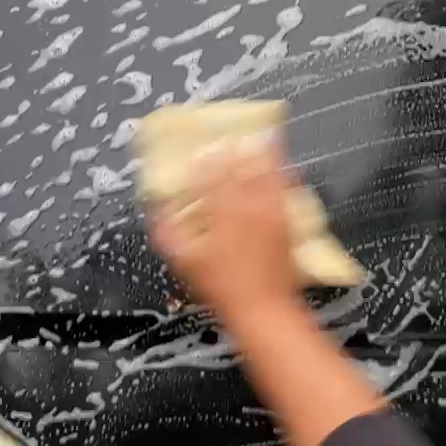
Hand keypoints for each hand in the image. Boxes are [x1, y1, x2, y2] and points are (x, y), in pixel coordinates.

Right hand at [148, 137, 304, 325]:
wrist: (264, 309)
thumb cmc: (220, 286)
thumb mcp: (184, 260)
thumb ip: (167, 229)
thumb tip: (157, 207)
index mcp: (220, 210)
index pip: (211, 173)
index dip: (205, 158)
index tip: (199, 150)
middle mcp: (247, 204)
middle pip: (241, 165)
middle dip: (234, 148)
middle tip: (228, 137)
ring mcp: (271, 210)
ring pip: (267, 170)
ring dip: (262, 152)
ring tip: (260, 136)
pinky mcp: (288, 219)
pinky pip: (288, 186)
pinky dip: (285, 171)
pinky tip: (284, 164)